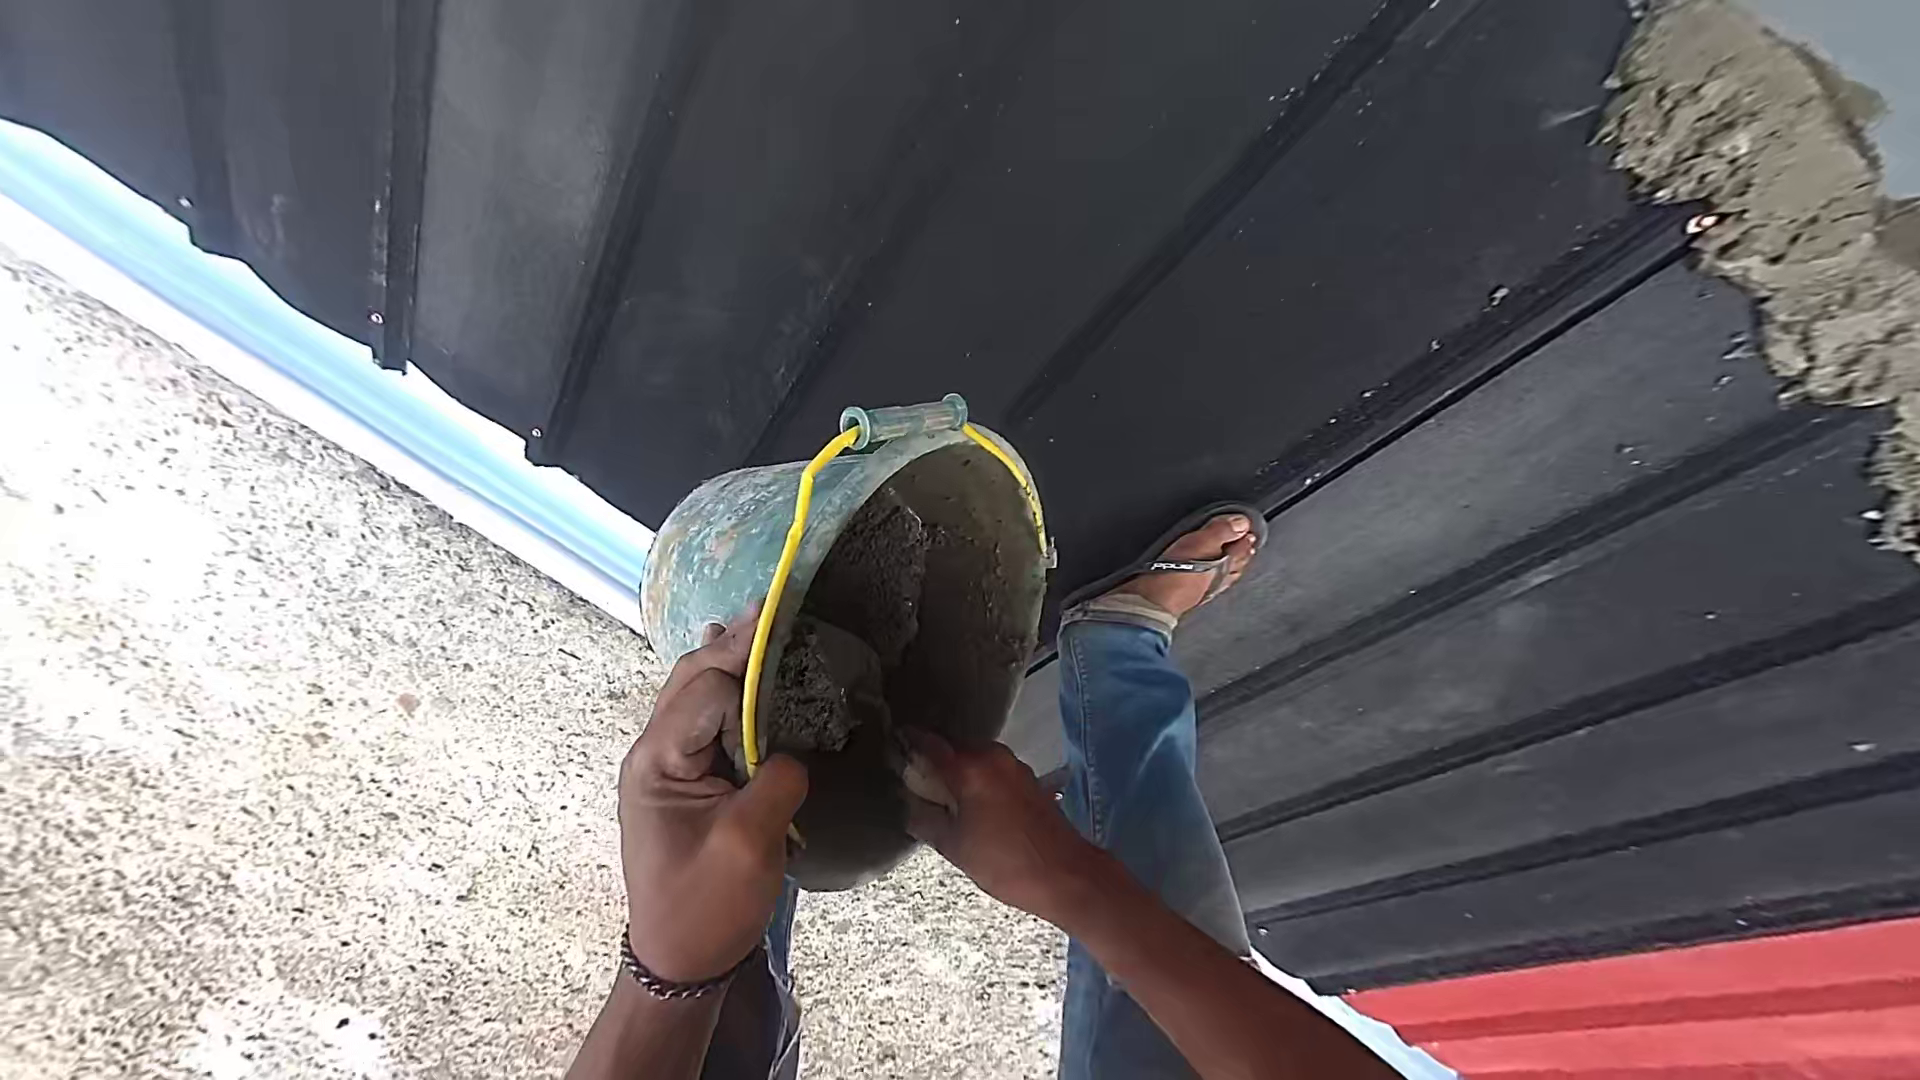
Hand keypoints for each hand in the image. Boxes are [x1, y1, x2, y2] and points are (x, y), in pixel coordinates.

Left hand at [619, 611, 807, 981]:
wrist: (680, 957)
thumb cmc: (708, 904)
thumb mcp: (748, 845)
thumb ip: (776, 782)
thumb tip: (793, 750)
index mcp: (659, 763)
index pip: (705, 693)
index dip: (747, 673)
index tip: (789, 648)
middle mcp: (655, 750)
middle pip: (692, 676)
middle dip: (734, 642)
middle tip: (776, 607)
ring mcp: (667, 760)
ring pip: (693, 687)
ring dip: (727, 653)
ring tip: (761, 623)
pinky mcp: (685, 771)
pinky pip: (704, 710)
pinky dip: (725, 680)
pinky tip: (738, 660)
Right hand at [902, 732, 1106, 921]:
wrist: (1066, 873)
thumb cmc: (1005, 862)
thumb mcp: (955, 847)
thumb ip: (925, 820)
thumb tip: (907, 805)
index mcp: (970, 768)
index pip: (931, 742)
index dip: (910, 739)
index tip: (895, 740)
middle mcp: (993, 756)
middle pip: (954, 745)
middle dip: (935, 755)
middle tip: (915, 772)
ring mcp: (1014, 764)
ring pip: (975, 755)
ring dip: (958, 765)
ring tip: (942, 788)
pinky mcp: (1028, 777)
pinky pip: (993, 766)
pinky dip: (978, 774)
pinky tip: (972, 797)